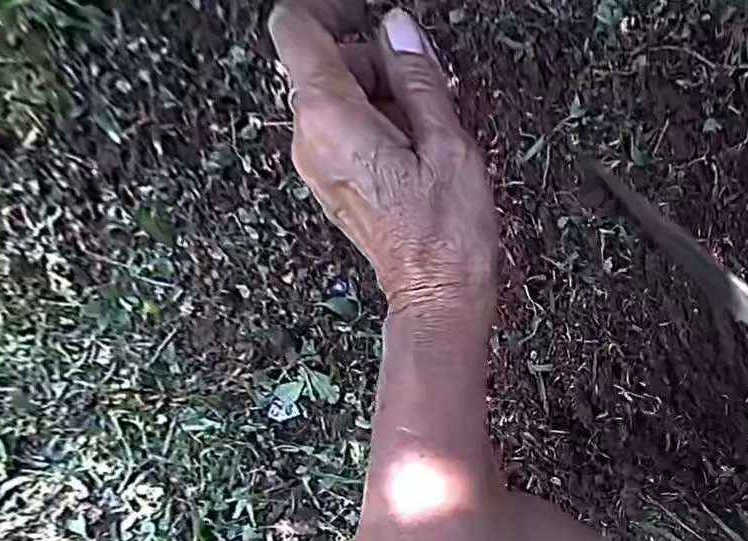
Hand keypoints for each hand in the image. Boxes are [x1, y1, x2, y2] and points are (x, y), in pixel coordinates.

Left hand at [269, 2, 497, 317]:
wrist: (440, 303)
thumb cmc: (447, 240)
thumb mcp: (449, 148)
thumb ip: (419, 80)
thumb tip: (401, 32)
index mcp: (330, 118)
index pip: (297, 27)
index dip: (332, 10)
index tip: (368, 17)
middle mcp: (310, 143)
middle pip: (319, 69)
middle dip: (368, 63)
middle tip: (422, 83)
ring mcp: (319, 173)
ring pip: (333, 107)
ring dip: (376, 101)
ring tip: (428, 129)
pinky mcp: (336, 196)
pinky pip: (342, 142)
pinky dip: (373, 133)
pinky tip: (415, 156)